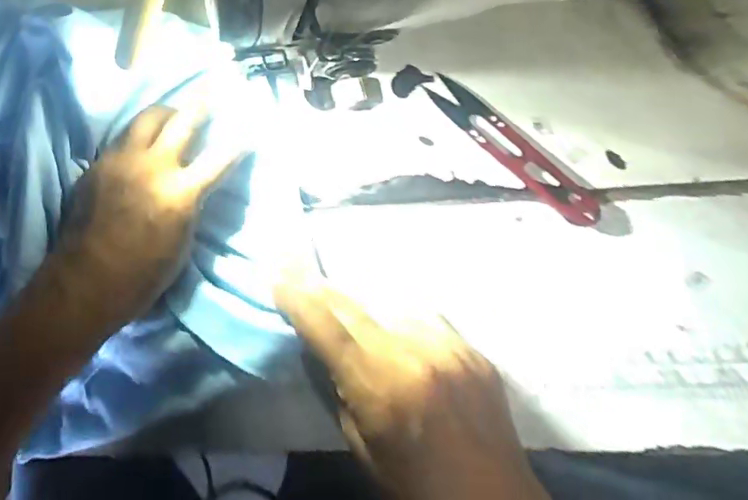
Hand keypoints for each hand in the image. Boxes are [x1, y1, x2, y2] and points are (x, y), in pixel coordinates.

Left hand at [41, 105, 240, 339]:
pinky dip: (139, 134)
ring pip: (147, 118)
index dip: (238, 142)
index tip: (248, 128)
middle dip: (199, 106)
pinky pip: (124, 136)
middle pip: (181, 121)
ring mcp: (123, 159)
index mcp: (180, 193)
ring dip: (164, 113)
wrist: (88, 276)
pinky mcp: (101, 161)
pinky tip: (142, 140)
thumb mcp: (181, 241)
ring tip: (172, 114)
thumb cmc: (143, 275)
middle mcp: (153, 166)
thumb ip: (189, 203)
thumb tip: (194, 182)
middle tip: (209, 97)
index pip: (219, 157)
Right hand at [276, 273, 547, 499]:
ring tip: (344, 298)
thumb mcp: (359, 444)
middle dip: (319, 289)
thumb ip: (334, 385)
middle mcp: (412, 354)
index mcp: (379, 383)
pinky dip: (400, 316)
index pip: (322, 322)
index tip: (274, 278)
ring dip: (360, 300)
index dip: (294, 296)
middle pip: (351, 304)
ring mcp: (447, 348)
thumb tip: (312, 341)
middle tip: (295, 270)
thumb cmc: (415, 486)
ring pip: (386, 300)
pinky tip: (393, 323)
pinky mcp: (473, 351)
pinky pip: (424, 316)